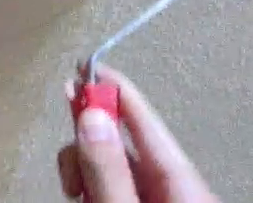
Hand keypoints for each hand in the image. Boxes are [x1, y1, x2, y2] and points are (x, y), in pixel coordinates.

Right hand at [57, 67, 216, 202]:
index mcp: (186, 182)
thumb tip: (90, 110)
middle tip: (66, 158)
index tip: (84, 63)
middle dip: (89, 140)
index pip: (146, 119)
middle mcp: (178, 186)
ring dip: (87, 166)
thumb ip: (108, 168)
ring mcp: (164, 198)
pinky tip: (84, 195)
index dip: (114, 87)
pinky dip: (97, 183)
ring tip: (72, 190)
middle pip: (124, 141)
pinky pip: (119, 183)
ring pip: (115, 162)